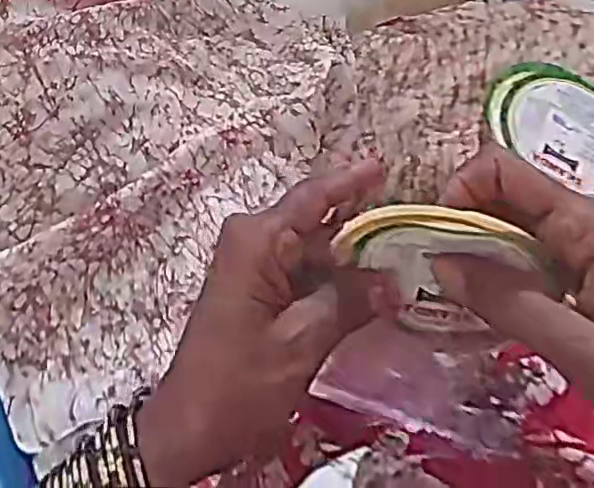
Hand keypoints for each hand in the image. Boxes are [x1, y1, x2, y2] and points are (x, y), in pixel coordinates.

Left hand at [136, 160, 390, 484]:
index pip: (311, 198)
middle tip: (404, 214)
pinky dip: (331, 273)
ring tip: (397, 246)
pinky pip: (300, 267)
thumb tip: (392, 279)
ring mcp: (252, 261)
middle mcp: (252, 238)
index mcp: (257, 239)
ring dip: (348, 251)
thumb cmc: (239, 383)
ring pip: (310, 245)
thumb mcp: (300, 343)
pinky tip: (367, 280)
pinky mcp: (255, 285)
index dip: (349, 181)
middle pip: (313, 218)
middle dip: (357, 219)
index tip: (381, 165)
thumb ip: (347, 302)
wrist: (189, 428)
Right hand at [431, 149, 593, 487]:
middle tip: (431, 268)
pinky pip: (531, 263)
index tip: (436, 236)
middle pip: (507, 196)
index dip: (463, 189)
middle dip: (463, 219)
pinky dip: (499, 276)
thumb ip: (515, 305)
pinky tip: (482, 306)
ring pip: (515, 229)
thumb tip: (440, 260)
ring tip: (447, 288)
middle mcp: (592, 231)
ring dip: (476, 249)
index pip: (509, 171)